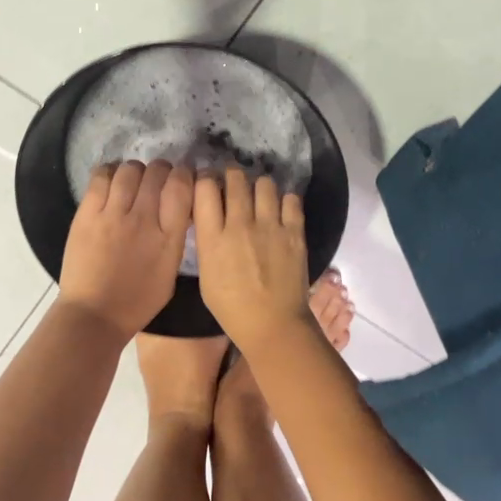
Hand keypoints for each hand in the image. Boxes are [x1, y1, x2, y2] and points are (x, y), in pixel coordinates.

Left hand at [59, 160, 194, 339]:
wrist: (94, 314)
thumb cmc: (136, 302)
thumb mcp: (169, 274)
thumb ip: (174, 240)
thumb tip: (177, 213)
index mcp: (168, 239)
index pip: (181, 188)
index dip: (185, 175)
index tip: (183, 177)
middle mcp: (143, 220)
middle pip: (157, 173)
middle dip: (162, 170)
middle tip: (158, 179)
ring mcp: (112, 215)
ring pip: (129, 170)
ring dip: (136, 171)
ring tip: (134, 181)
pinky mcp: (87, 214)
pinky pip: (100, 177)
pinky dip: (110, 172)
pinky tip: (112, 181)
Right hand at [194, 166, 310, 350]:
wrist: (273, 324)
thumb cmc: (232, 309)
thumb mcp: (206, 278)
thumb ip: (207, 245)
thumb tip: (210, 222)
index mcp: (213, 239)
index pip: (205, 188)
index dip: (205, 180)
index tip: (208, 184)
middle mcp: (240, 225)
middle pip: (235, 178)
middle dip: (232, 176)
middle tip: (234, 184)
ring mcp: (270, 227)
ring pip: (264, 183)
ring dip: (259, 187)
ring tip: (260, 198)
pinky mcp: (294, 233)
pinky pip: (291, 199)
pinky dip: (284, 200)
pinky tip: (281, 211)